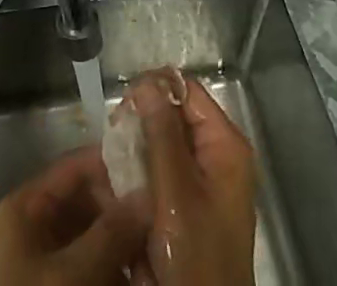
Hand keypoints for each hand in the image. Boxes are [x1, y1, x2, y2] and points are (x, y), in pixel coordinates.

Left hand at [0, 147, 150, 285]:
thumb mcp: (74, 273)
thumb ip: (114, 230)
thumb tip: (150, 192)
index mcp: (27, 206)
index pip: (79, 164)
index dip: (117, 162)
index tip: (156, 169)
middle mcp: (35, 221)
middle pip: (91, 196)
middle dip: (126, 208)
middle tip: (161, 217)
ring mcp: (46, 253)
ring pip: (97, 229)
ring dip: (127, 238)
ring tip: (156, 247)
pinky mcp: (58, 281)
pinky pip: (94, 259)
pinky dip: (117, 263)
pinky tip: (142, 271)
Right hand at [131, 74, 256, 285]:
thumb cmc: (196, 254)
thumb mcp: (177, 192)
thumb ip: (162, 135)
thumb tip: (148, 81)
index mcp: (225, 145)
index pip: (190, 94)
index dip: (157, 89)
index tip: (121, 101)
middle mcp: (217, 157)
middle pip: (176, 119)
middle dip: (143, 121)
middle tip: (112, 133)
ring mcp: (202, 185)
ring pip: (164, 148)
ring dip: (137, 149)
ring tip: (111, 158)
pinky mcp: (185, 209)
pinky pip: (160, 177)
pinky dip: (139, 174)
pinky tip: (117, 181)